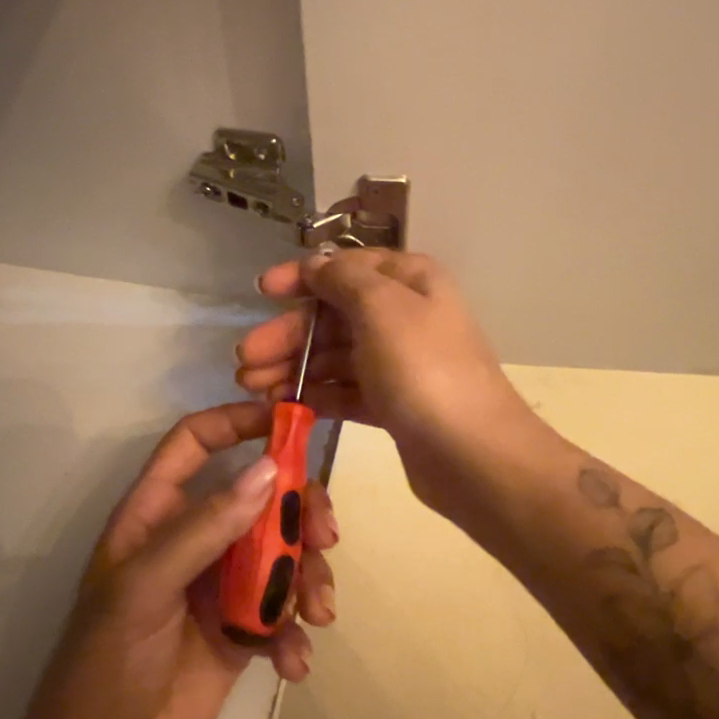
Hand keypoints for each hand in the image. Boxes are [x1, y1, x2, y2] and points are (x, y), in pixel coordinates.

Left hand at [0, 403, 337, 718]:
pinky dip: (298, 632)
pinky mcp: (245, 628)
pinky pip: (286, 611)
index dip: (238, 422)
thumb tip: (270, 468)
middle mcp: (197, 537)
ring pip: (285, 552)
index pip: (196, 442)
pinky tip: (293, 662)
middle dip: (302, 512)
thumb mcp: (146, 586)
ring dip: (310, 578)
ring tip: (318, 615)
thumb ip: (206, 527)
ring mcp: (223, 582)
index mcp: (159, 513)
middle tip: (326, 538)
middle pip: (263, 496)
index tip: (290, 422)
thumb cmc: (106, 661)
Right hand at [236, 250, 545, 508]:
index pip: (347, 267)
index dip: (302, 276)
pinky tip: (282, 406)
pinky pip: (345, 389)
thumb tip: (315, 264)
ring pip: (335, 354)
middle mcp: (406, 314)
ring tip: (253, 388)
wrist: (472, 454)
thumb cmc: (424, 369)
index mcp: (410, 280)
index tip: (261, 291)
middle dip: (288, 333)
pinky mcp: (393, 403)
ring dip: (293, 366)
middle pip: (334, 315)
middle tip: (246, 360)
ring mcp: (399, 362)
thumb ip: (342, 278)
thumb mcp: (381, 307)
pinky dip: (314, 393)